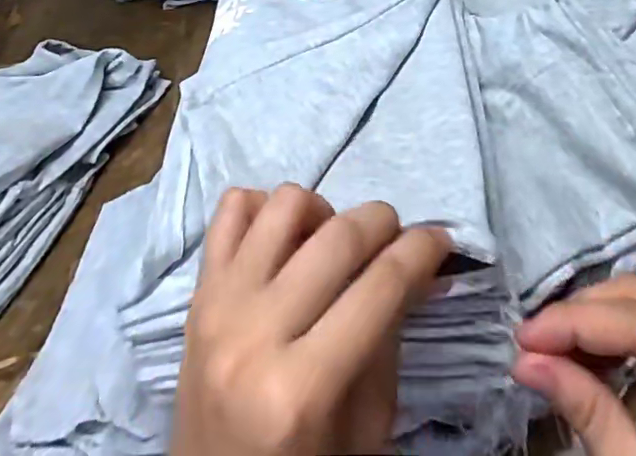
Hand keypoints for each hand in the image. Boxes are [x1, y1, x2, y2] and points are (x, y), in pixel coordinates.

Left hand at [172, 184, 452, 455]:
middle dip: (381, 221)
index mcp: (302, 389)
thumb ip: (387, 339)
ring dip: (322, 210)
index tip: (439, 238)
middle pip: (336, 238)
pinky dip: (264, 208)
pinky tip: (284, 239)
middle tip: (397, 234)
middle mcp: (254, 334)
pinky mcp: (196, 290)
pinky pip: (229, 210)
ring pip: (282, 207)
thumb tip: (417, 266)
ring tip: (332, 242)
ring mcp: (217, 305)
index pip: (379, 288)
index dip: (420, 252)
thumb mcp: (363, 428)